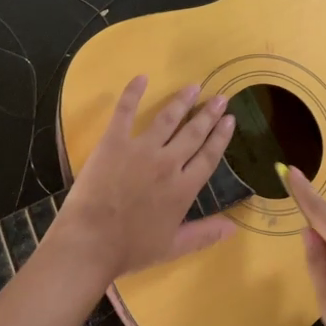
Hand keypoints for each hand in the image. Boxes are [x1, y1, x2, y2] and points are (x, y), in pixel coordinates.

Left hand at [46, 76, 237, 285]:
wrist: (91, 242)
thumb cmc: (131, 248)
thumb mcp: (172, 247)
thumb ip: (204, 234)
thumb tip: (234, 228)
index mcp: (183, 189)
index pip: (208, 157)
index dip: (220, 137)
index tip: (230, 120)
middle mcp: (168, 164)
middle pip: (193, 133)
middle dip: (209, 114)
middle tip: (221, 97)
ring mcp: (141, 149)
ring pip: (167, 119)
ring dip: (182, 101)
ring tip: (194, 86)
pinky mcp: (114, 142)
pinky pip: (125, 111)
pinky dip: (133, 93)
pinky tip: (141, 77)